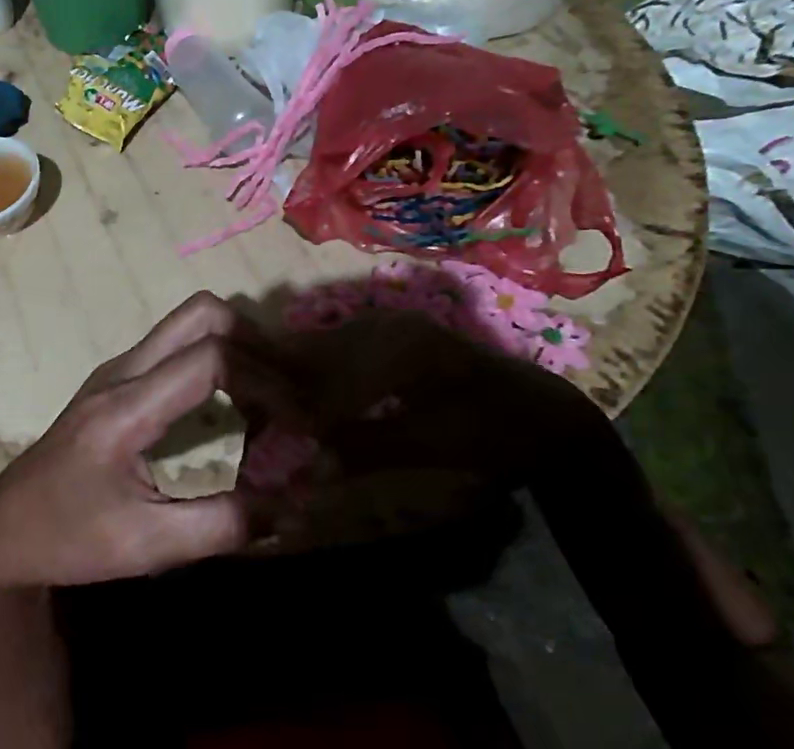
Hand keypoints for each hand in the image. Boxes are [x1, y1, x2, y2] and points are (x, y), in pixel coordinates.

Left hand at [0, 294, 279, 589]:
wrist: (5, 531)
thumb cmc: (70, 541)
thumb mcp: (146, 546)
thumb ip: (222, 526)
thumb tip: (294, 505)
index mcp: (124, 410)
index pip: (211, 360)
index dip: (266, 381)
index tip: (299, 422)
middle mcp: (122, 371)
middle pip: (203, 314)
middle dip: (258, 341)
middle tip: (288, 389)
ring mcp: (118, 367)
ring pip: (191, 321)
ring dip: (240, 344)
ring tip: (271, 394)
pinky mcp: (119, 376)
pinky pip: (180, 342)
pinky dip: (219, 357)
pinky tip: (233, 401)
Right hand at [285, 310, 608, 482]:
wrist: (542, 414)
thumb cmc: (490, 429)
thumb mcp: (430, 443)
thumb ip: (366, 449)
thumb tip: (308, 467)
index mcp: (395, 345)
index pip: (324, 369)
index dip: (292, 399)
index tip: (267, 428)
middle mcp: (386, 325)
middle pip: (317, 347)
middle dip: (282, 377)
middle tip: (251, 409)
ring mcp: (391, 328)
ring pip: (327, 347)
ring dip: (298, 375)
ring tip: (269, 404)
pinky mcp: (396, 341)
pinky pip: (344, 352)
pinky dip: (322, 375)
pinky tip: (311, 399)